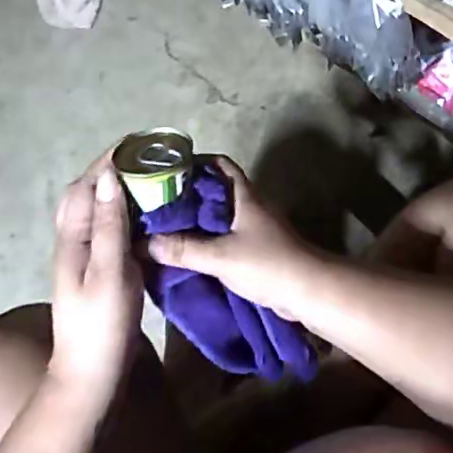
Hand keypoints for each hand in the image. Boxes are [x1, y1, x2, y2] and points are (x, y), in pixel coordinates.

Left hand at [47, 152, 142, 401]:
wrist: (90, 375)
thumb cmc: (101, 323)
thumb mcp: (109, 271)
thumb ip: (108, 224)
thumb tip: (107, 177)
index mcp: (73, 239)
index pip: (85, 185)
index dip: (108, 160)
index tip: (137, 143)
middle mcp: (74, 242)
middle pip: (86, 193)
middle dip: (112, 168)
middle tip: (148, 156)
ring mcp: (84, 256)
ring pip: (96, 209)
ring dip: (117, 187)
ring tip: (150, 175)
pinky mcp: (98, 268)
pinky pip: (108, 225)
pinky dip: (124, 209)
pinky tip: (146, 213)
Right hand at [146, 155, 322, 318]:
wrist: (307, 290)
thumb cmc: (268, 264)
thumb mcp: (221, 257)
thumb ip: (184, 249)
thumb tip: (144, 242)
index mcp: (246, 195)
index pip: (221, 165)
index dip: (197, 162)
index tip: (169, 169)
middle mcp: (251, 205)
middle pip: (218, 189)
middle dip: (190, 193)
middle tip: (158, 203)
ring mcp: (256, 226)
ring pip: (222, 214)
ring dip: (198, 218)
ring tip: (166, 227)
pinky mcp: (257, 247)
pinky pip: (226, 235)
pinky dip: (208, 238)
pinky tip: (188, 251)